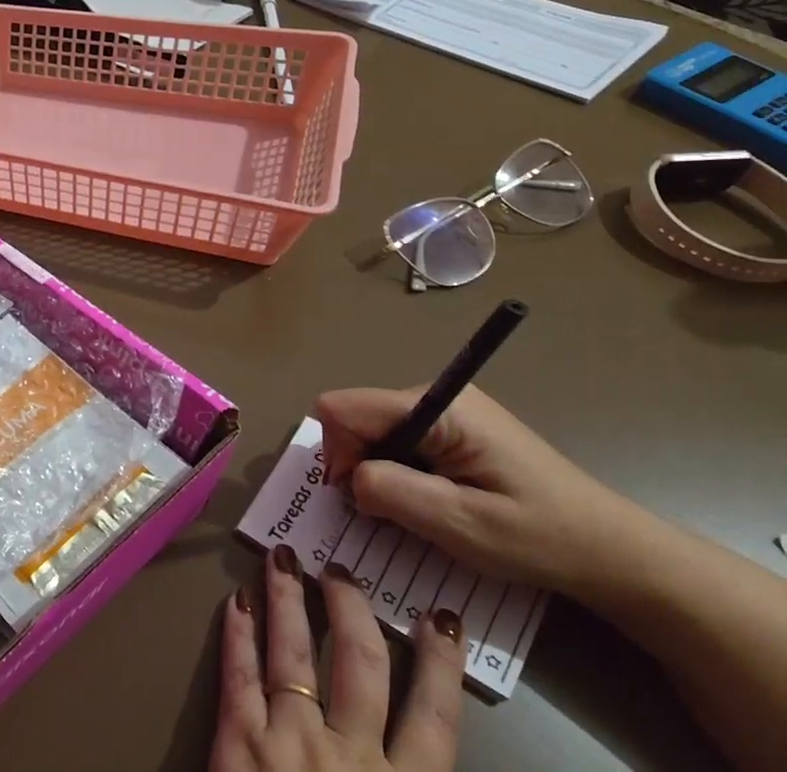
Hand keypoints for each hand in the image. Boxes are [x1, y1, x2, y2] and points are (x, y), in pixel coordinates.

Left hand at [212, 543, 466, 771]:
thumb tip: (429, 759)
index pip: (434, 715)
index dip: (441, 663)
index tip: (440, 618)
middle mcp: (350, 754)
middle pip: (360, 664)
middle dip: (351, 610)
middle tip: (341, 571)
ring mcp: (289, 740)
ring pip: (294, 654)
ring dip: (289, 601)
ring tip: (285, 560)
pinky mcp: (236, 740)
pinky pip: (238, 674)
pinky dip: (238, 634)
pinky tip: (237, 601)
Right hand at [317, 385, 645, 599]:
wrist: (617, 557)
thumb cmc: (542, 539)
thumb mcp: (459, 523)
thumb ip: (390, 490)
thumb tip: (346, 478)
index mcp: (441, 407)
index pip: (342, 408)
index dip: (338, 452)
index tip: (363, 497)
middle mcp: (437, 397)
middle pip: (353, 418)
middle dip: (357, 465)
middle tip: (393, 512)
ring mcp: (446, 413)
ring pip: (370, 433)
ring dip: (378, 474)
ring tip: (418, 511)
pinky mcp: (452, 432)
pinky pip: (395, 443)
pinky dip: (396, 475)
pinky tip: (430, 502)